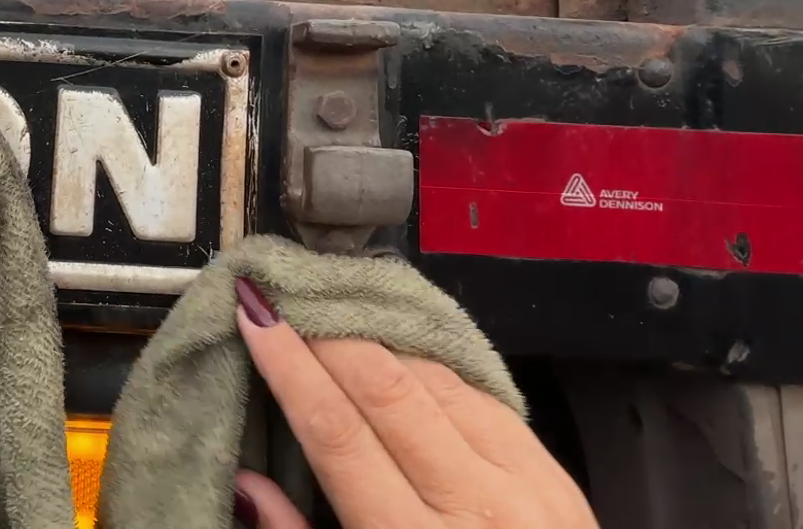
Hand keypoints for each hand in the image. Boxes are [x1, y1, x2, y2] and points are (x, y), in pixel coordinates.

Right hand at [232, 278, 597, 528]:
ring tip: (328, 311)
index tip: (255, 312)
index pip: (336, 429)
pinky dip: (424, 364)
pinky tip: (392, 350)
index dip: (288, 362)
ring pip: (430, 377)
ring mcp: (526, 485)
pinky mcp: (554, 473)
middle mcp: (477, 508)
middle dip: (326, 331)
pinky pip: (475, 392)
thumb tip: (247, 482)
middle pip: (384, 387)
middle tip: (285, 294)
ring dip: (373, 337)